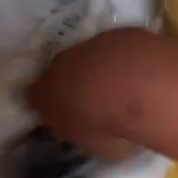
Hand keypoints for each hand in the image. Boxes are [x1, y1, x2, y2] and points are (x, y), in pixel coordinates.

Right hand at [28, 27, 161, 159]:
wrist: (142, 87)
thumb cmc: (110, 127)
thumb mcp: (87, 144)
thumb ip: (76, 131)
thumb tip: (75, 126)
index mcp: (46, 94)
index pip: (36, 97)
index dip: (49, 106)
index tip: (62, 115)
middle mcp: (60, 65)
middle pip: (59, 72)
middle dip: (71, 83)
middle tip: (90, 100)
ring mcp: (88, 45)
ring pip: (87, 56)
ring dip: (97, 69)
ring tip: (118, 87)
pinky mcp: (117, 34)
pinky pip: (114, 48)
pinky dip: (121, 58)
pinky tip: (138, 71)